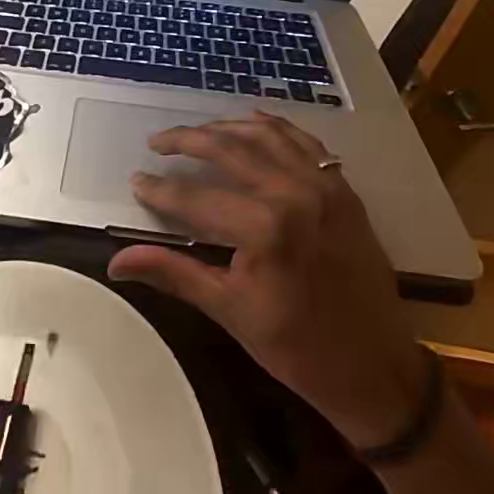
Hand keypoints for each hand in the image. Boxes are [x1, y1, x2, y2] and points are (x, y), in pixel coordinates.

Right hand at [108, 113, 428, 447]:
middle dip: (186, 140)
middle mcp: (295, 195)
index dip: (159, 189)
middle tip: (156, 141)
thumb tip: (116, 262)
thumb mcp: (228, 309)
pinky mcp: (344, 192)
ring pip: (267, 137)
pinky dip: (276, 129)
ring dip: (226, 128)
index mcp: (264, 228)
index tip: (135, 181)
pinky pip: (306, 144)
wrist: (377, 370)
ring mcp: (326, 188)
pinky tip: (253, 123)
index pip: (195, 197)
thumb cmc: (296, 345)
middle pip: (229, 150)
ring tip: (196, 132)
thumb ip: (172, 272)